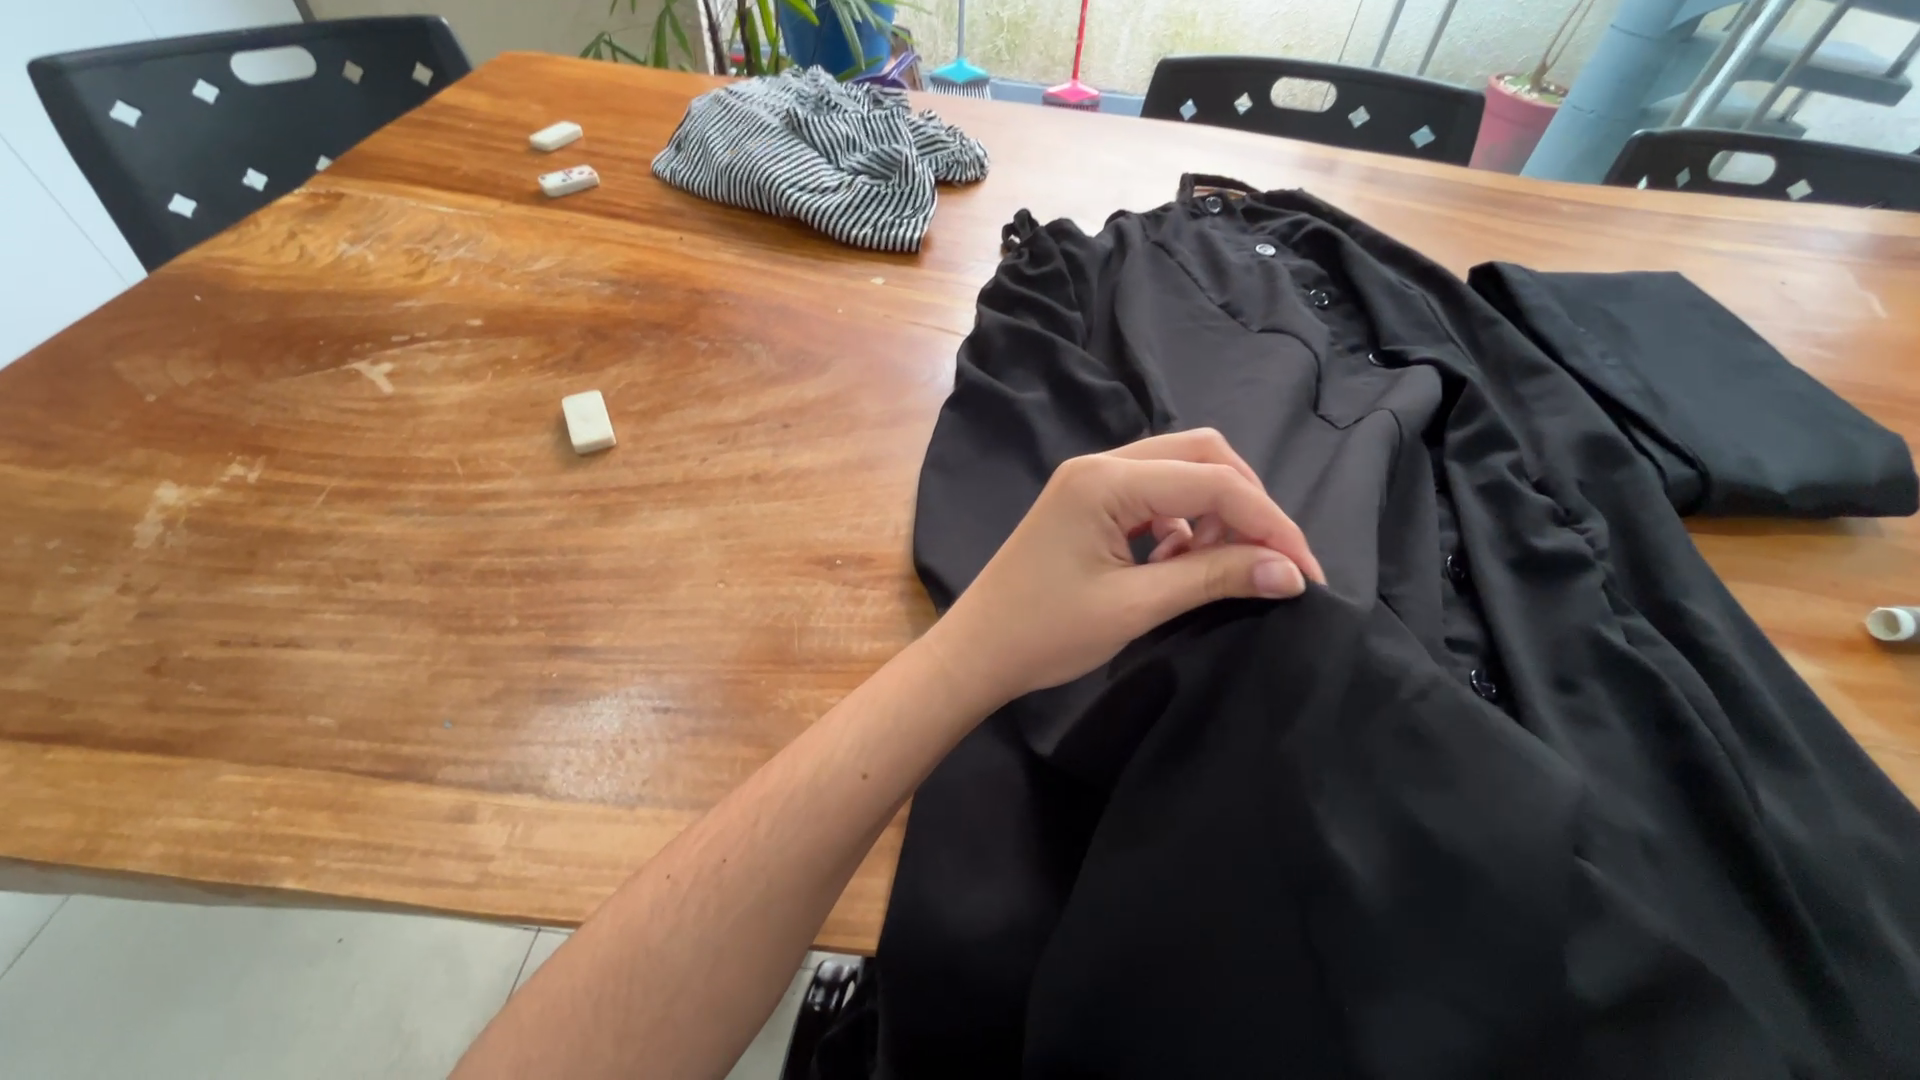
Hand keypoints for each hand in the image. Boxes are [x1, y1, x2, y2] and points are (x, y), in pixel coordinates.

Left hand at [919, 429, 1324, 709]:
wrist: (976, 652)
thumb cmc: (1044, 634)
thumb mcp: (1136, 607)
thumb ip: (1214, 578)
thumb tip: (1290, 574)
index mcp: (1106, 481)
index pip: (1214, 483)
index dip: (1270, 525)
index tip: (1306, 574)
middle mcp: (1100, 465)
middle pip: (1201, 456)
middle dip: (1246, 505)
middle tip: (1270, 561)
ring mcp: (1090, 481)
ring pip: (1179, 472)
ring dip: (1214, 512)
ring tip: (1218, 567)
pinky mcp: (1087, 503)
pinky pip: (1153, 495)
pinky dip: (1181, 522)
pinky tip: (1177, 562)